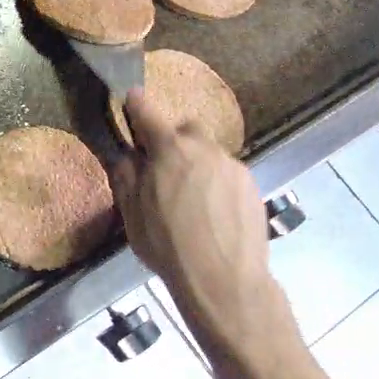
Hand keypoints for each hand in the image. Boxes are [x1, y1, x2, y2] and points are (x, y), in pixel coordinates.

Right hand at [111, 89, 302, 372]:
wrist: (224, 279)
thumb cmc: (167, 244)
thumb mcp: (131, 212)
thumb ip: (126, 176)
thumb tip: (126, 155)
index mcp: (169, 149)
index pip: (147, 112)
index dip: (135, 104)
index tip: (129, 99)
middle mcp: (204, 148)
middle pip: (186, 130)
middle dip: (172, 139)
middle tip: (161, 167)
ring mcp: (233, 166)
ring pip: (208, 153)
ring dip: (195, 164)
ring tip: (188, 199)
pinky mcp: (252, 186)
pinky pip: (226, 174)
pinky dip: (215, 184)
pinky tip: (210, 214)